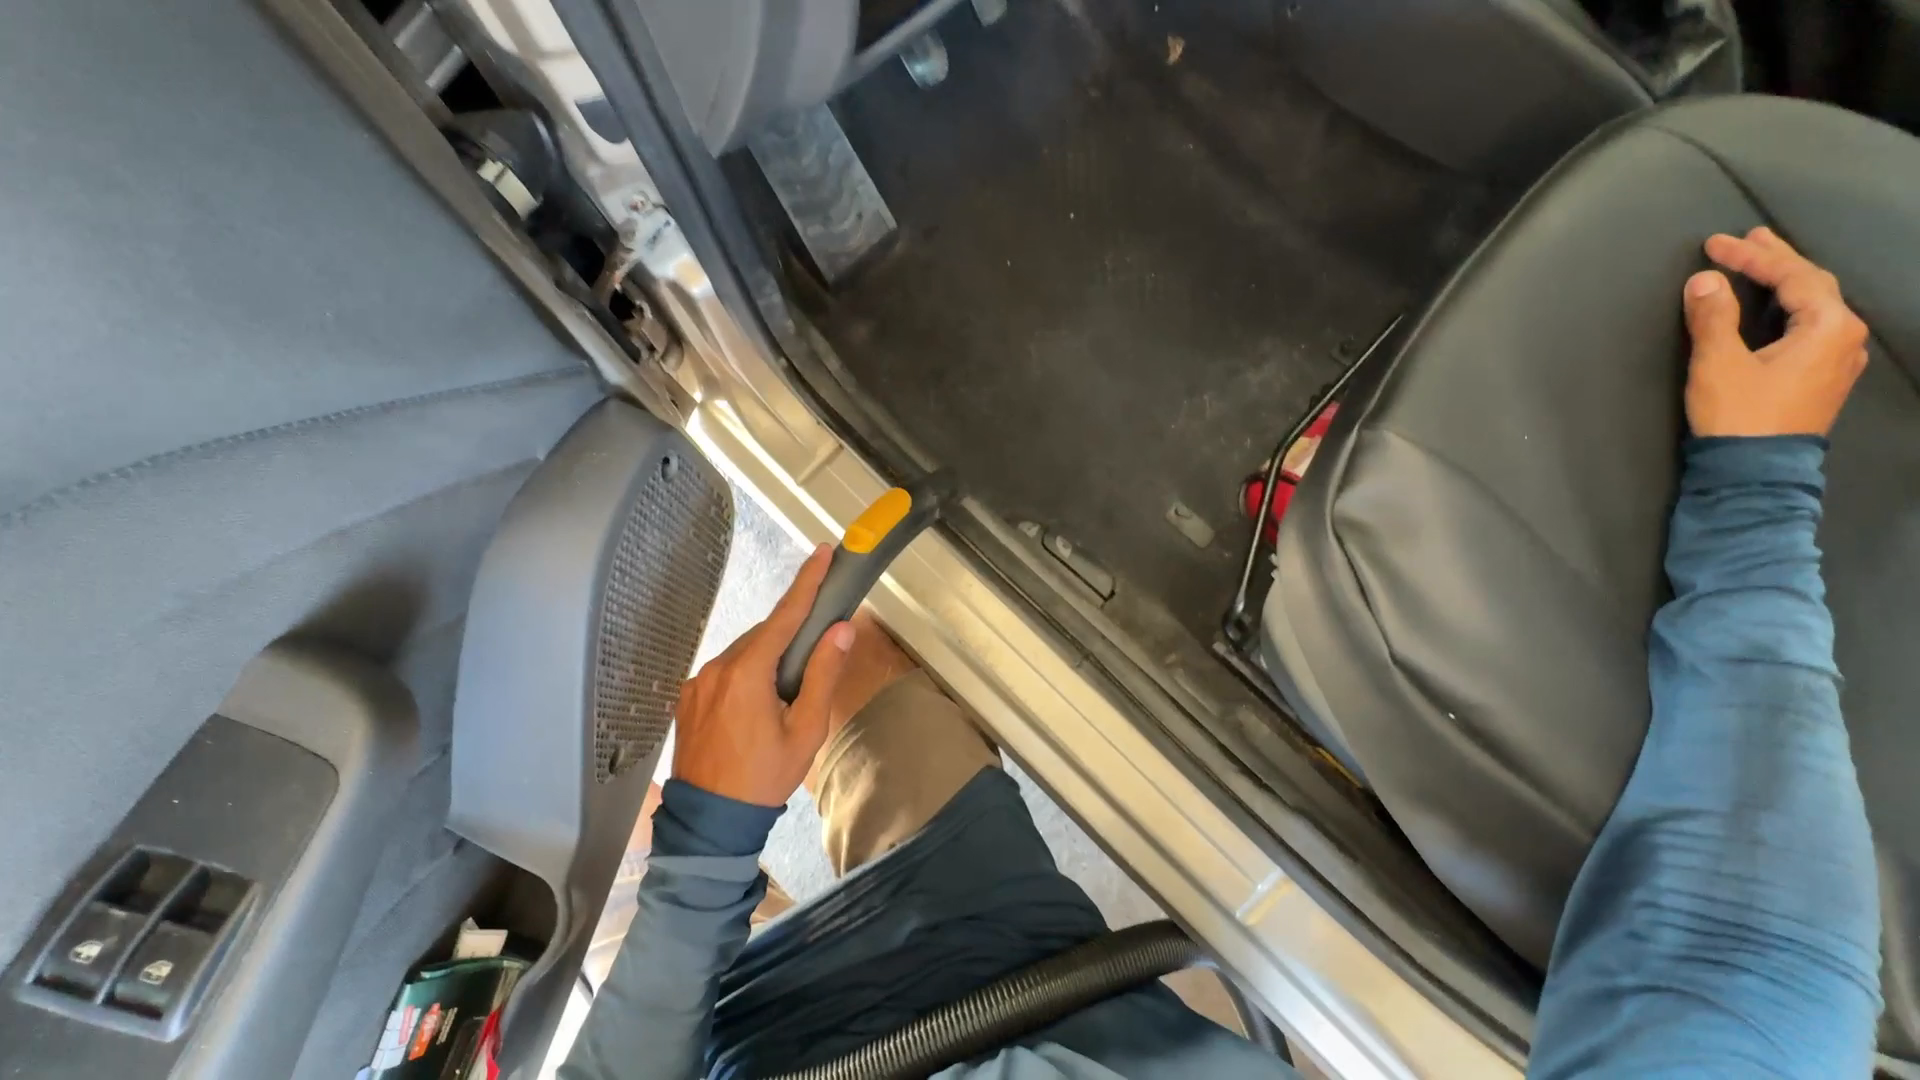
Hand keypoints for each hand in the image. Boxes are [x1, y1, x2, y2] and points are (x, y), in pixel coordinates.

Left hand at [672, 544, 854, 806]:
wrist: (712, 822)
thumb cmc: (766, 777)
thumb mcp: (806, 729)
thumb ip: (823, 675)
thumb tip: (841, 630)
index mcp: (747, 673)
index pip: (785, 616)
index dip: (807, 582)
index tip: (824, 552)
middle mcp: (716, 668)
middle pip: (764, 634)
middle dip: (792, 634)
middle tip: (817, 649)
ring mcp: (697, 682)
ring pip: (744, 653)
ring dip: (768, 658)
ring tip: (784, 694)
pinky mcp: (688, 697)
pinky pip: (725, 671)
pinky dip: (746, 673)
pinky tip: (756, 704)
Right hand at [1682, 226, 1868, 436]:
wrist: (1755, 470)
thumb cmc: (1738, 415)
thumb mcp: (1717, 364)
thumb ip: (1712, 318)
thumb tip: (1705, 280)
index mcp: (1827, 326)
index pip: (1791, 276)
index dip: (1752, 257)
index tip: (1714, 244)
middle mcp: (1844, 335)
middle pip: (1811, 285)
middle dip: (1776, 260)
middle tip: (1746, 239)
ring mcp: (1838, 357)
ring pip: (1814, 305)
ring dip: (1784, 281)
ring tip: (1759, 266)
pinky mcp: (1822, 375)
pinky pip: (1810, 325)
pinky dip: (1787, 306)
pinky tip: (1774, 306)